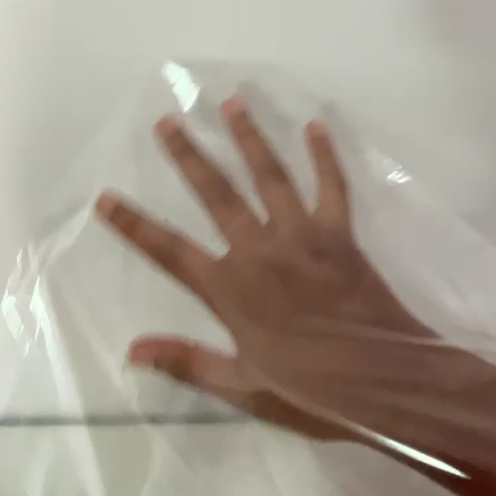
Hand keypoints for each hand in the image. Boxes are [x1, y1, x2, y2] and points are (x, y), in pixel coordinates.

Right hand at [96, 96, 495, 495]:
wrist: (390, 385)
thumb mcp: (246, 389)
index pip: (170, 251)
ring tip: (233, 100)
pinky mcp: (340, 233)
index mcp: (232, 290)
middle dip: (189, 155)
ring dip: (249, 136)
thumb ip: (188, 363)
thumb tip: (132, 349)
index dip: (134, 225)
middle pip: (216, 194)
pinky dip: (325, 154)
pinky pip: (332, 185)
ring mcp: (302, 236)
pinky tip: (316, 125)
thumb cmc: (315, 394)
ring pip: (269, 175)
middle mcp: (260, 251)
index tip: (105, 197)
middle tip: (168, 120)